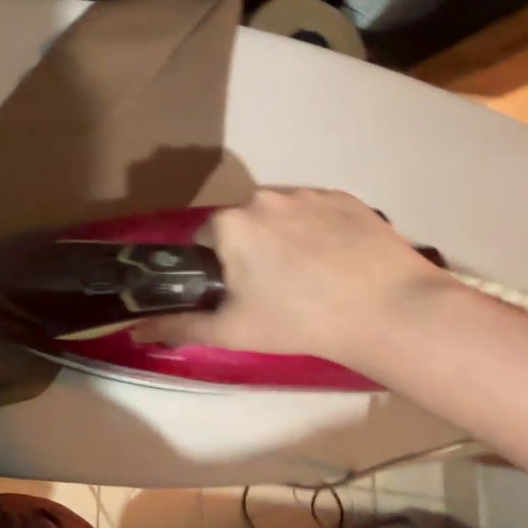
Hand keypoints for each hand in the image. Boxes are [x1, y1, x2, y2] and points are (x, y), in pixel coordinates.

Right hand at [133, 189, 453, 366]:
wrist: (392, 312)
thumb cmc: (300, 321)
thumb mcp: (232, 331)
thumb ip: (179, 327)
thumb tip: (134, 333)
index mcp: (229, 224)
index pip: (205, 239)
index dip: (216, 267)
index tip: (237, 292)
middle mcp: (262, 198)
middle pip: (242, 225)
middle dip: (250, 251)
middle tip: (275, 290)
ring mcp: (308, 194)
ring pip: (281, 216)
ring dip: (285, 239)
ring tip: (312, 277)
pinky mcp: (347, 198)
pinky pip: (319, 212)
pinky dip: (321, 232)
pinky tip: (338, 263)